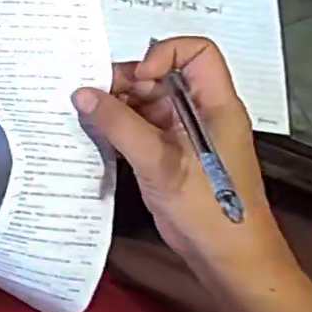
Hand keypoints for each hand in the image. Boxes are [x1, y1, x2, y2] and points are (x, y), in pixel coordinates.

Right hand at [72, 38, 300, 279]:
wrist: (228, 259)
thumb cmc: (210, 210)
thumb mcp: (160, 162)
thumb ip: (119, 124)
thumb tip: (83, 94)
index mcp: (216, 104)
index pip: (197, 52)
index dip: (164, 54)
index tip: (138, 78)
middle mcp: (201, 111)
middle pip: (163, 74)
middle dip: (128, 82)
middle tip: (96, 99)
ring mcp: (184, 132)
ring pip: (147, 100)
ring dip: (118, 106)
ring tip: (91, 118)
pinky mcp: (169, 151)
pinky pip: (140, 124)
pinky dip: (119, 126)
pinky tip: (98, 134)